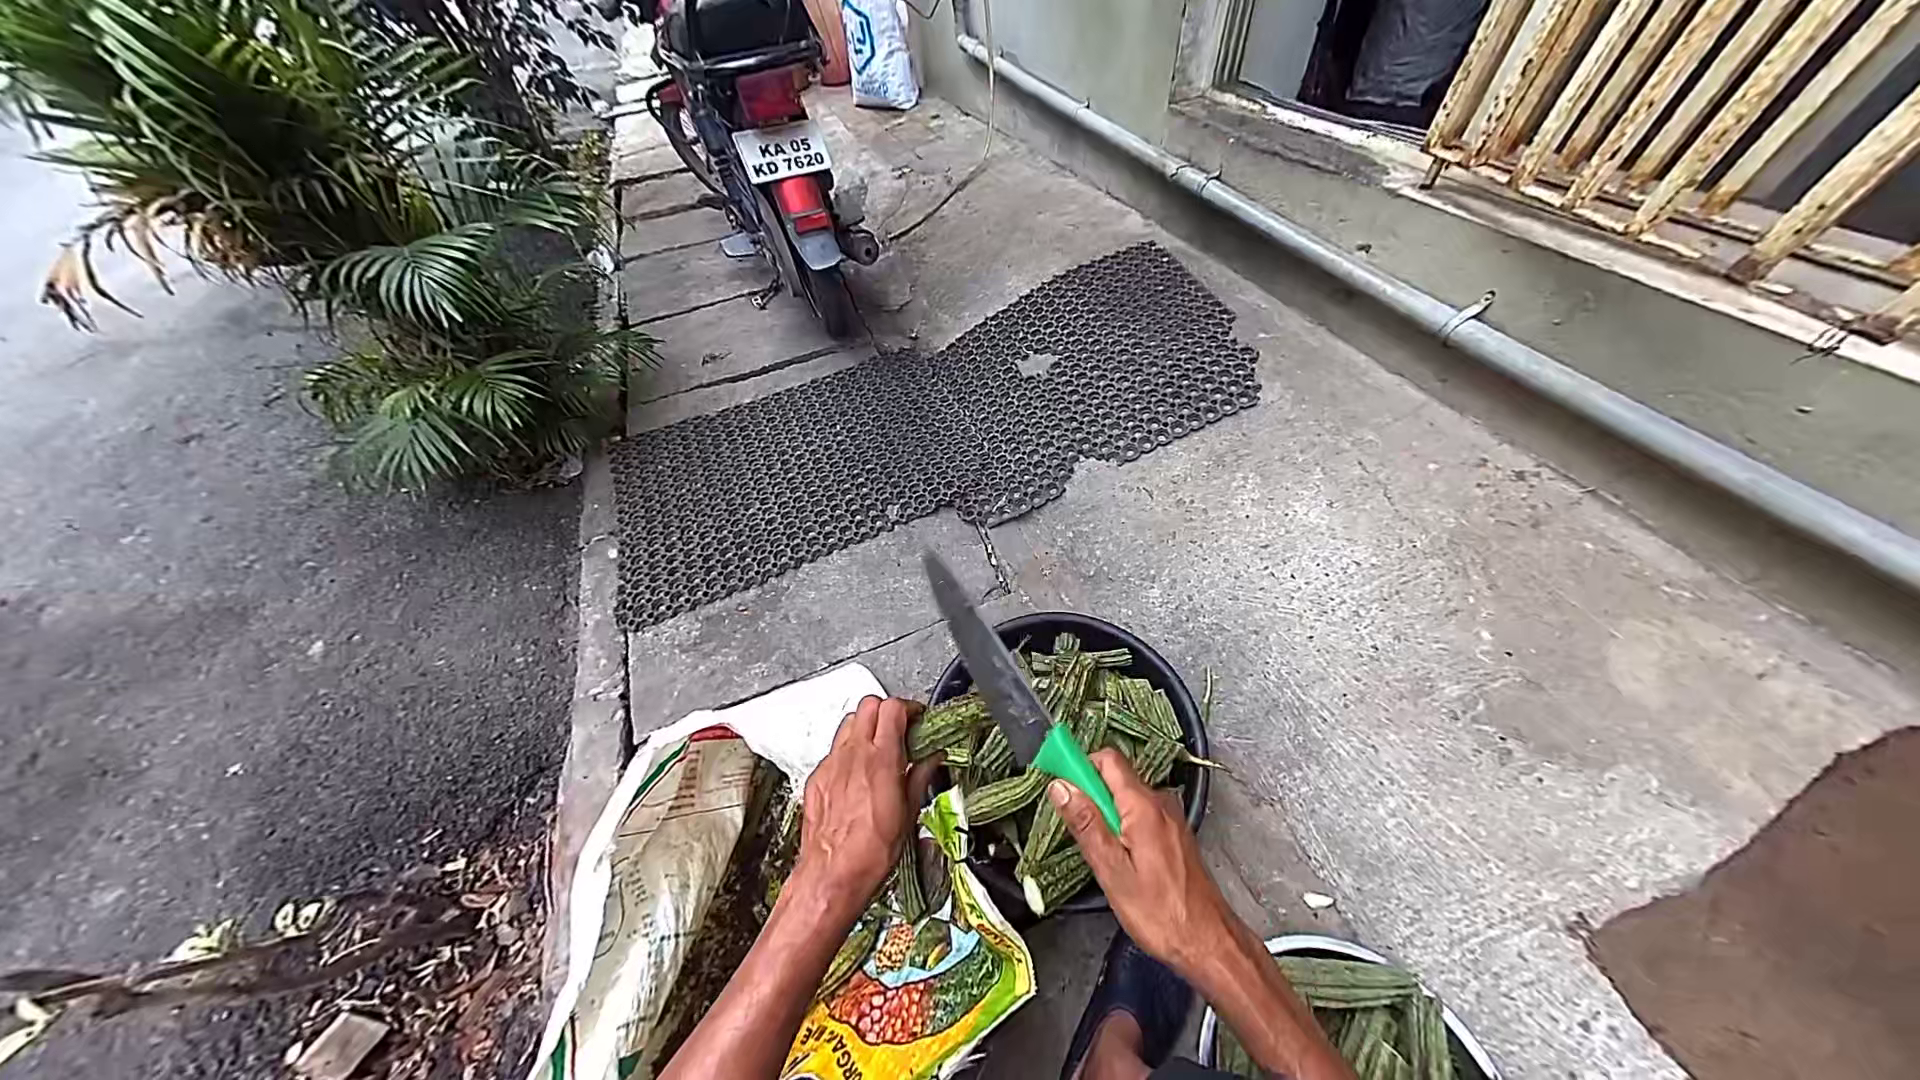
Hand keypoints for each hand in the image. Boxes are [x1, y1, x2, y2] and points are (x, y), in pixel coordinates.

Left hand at [792, 696, 938, 915]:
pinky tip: (859, 772)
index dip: (909, 708)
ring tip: (879, 747)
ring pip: (849, 722)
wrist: (831, 876)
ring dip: (867, 726)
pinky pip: (835, 749)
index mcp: (881, 759)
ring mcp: (832, 763)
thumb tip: (933, 758)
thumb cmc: (870, 852)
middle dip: (887, 710)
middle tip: (900, 728)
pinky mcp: (818, 776)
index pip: (893, 708)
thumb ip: (920, 776)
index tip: (917, 719)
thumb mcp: (909, 813)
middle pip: (869, 705)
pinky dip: (850, 750)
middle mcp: (854, 754)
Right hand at [1049, 749, 1234, 978]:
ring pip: (1126, 796)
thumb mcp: (1112, 870)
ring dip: (1106, 812)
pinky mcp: (1173, 832)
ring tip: (1101, 851)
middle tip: (1077, 828)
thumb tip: (1060, 787)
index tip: (1060, 785)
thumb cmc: (1162, 914)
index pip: (1107, 759)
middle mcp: (1160, 802)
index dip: (1079, 765)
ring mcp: (1169, 817)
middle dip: (1090, 794)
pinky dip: (1123, 823)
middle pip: (1115, 776)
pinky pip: (1140, 812)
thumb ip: (1086, 823)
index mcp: (1143, 806)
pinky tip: (1122, 857)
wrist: (1209, 944)